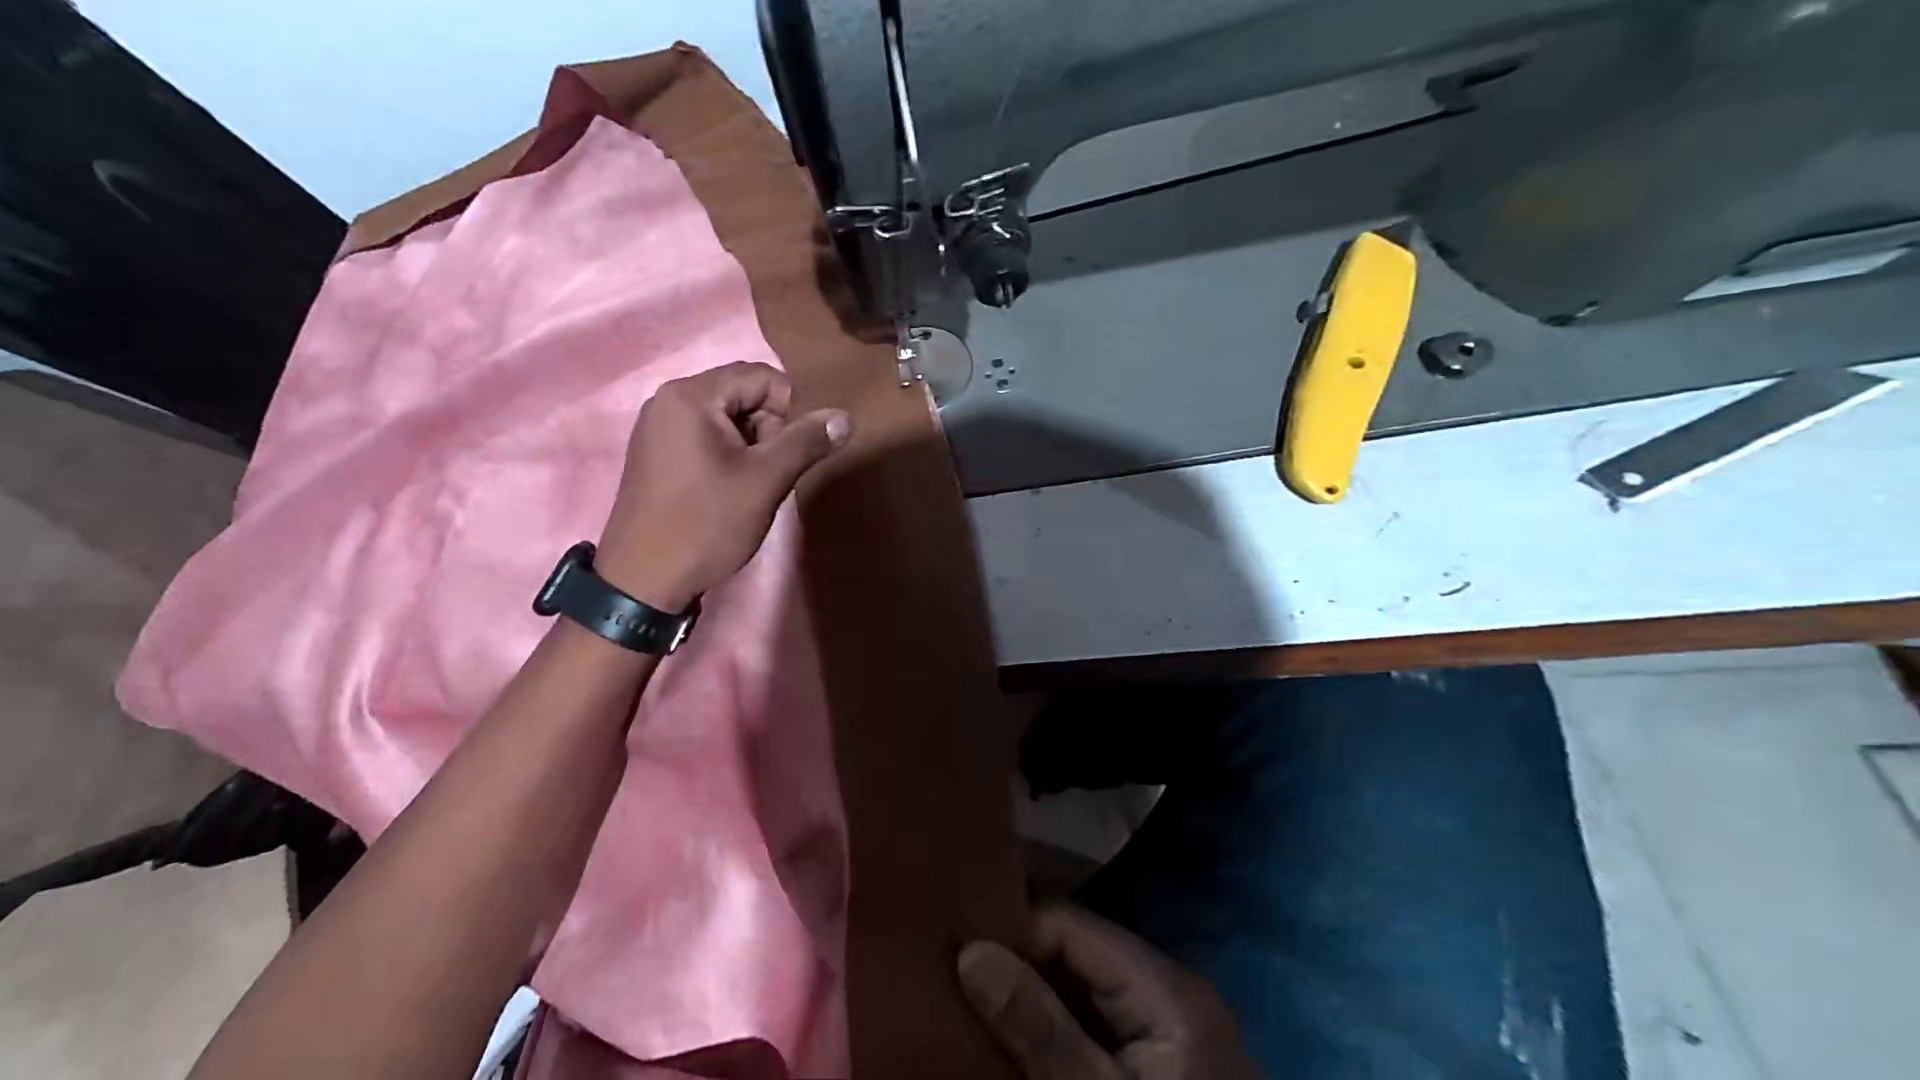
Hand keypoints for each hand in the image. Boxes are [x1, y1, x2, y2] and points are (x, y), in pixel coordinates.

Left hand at [595, 362, 848, 611]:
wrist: (642, 582)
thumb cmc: (705, 524)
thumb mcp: (765, 481)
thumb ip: (806, 442)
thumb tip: (845, 418)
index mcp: (690, 396)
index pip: (761, 377)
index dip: (791, 409)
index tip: (796, 452)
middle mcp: (668, 401)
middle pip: (743, 395)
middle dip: (770, 429)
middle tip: (772, 474)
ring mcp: (658, 429)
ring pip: (728, 420)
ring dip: (754, 447)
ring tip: (753, 487)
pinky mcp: (657, 455)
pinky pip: (707, 439)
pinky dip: (731, 457)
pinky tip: (731, 492)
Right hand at [959, 905, 1260, 1079]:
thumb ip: (1042, 1031)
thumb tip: (971, 953)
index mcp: (1168, 988)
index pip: (1072, 925)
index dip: (1014, 932)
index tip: (958, 950)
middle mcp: (1168, 989)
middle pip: (1077, 949)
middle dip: (1019, 959)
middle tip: (957, 971)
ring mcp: (1165, 1023)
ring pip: (1082, 983)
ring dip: (1032, 990)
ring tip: (973, 995)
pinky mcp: (1159, 1055)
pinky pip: (1095, 1018)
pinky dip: (1056, 1021)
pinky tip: (1016, 1031)